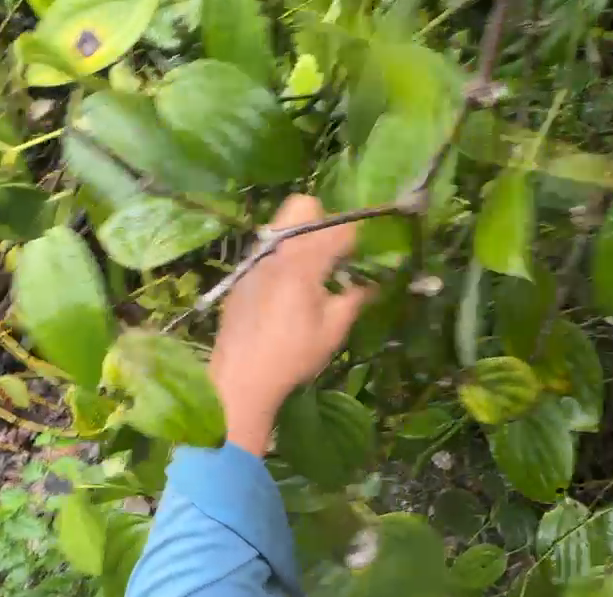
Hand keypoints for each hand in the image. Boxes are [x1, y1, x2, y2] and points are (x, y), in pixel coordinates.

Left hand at [208, 195, 371, 455]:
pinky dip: (282, 256)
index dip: (356, 240)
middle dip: (324, 222)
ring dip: (301, 237)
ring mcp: (255, 257)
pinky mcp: (242, 271)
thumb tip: (371, 285)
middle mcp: (277, 249)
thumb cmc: (291, 357)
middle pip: (305, 205)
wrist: (241, 376)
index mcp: (304, 262)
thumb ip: (353, 301)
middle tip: (332, 255)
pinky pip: (267, 247)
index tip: (360, 259)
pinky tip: (286, 289)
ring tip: (311, 272)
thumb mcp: (332, 332)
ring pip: (282, 223)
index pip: (340, 229)